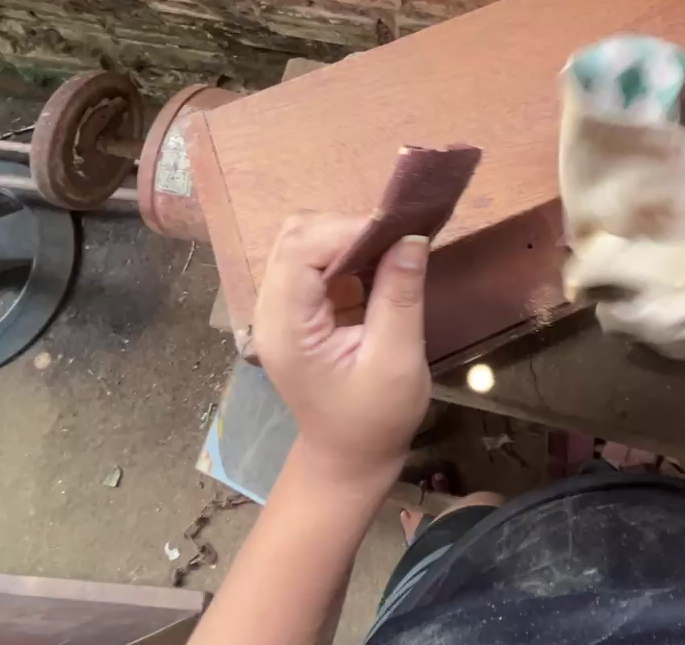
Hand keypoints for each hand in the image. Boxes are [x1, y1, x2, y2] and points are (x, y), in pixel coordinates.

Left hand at [252, 214, 431, 481]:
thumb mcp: (397, 360)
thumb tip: (411, 236)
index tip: (397, 234)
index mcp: (287, 328)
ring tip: (390, 253)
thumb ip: (400, 295)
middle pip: (296, 235)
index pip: (300, 250)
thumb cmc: (375, 419)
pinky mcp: (299, 305)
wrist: (351, 457)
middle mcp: (272, 310)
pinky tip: (378, 266)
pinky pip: (316, 257)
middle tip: (396, 243)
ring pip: (304, 239)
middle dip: (347, 228)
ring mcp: (281, 306)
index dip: (347, 230)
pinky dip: (348, 250)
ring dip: (348, 236)